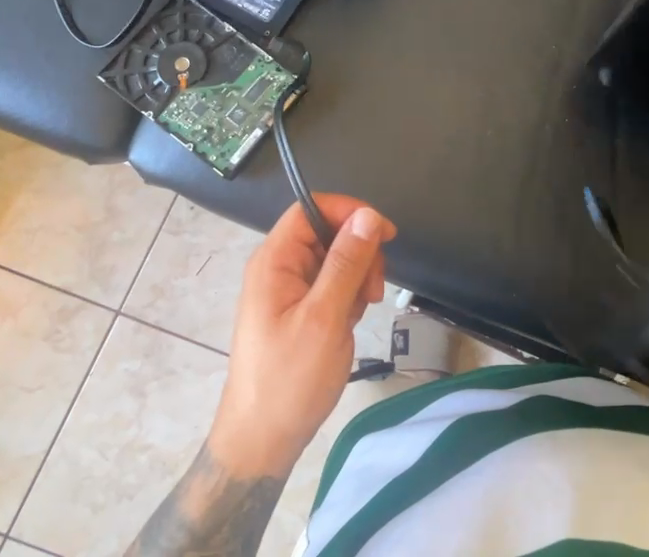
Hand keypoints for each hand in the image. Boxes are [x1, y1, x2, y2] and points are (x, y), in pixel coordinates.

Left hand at [207, 194, 397, 479]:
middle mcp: (278, 268)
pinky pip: (331, 286)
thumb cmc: (290, 378)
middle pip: (327, 232)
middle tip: (372, 291)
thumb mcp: (325, 317)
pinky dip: (347, 298)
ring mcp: (287, 291)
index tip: (385, 234)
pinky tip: (349, 324)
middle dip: (358, 253)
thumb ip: (347, 262)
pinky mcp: (299, 311)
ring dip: (357, 278)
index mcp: (274, 261)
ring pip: (334, 259)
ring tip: (360, 312)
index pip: (311, 209)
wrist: (264, 440)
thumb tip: (368, 215)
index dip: (350, 212)